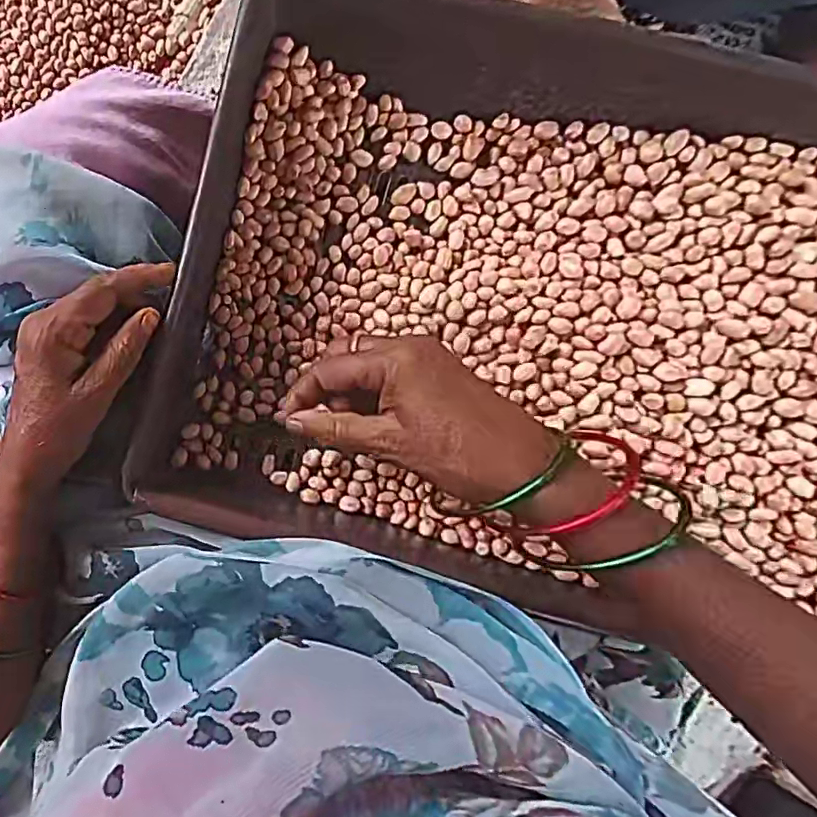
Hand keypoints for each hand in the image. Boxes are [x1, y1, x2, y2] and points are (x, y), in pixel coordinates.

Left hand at [0, 262, 174, 490]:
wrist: (25, 462)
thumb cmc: (58, 434)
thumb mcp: (97, 394)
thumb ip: (124, 351)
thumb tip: (151, 314)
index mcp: (52, 330)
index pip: (100, 290)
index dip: (137, 278)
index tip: (170, 272)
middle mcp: (41, 321)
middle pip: (93, 293)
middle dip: (132, 290)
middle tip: (169, 293)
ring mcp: (39, 331)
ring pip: (87, 304)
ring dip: (121, 303)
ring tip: (156, 306)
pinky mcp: (43, 343)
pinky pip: (80, 320)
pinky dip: (106, 319)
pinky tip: (129, 325)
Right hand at [278, 334, 559, 504]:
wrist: (529, 470)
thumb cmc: (461, 455)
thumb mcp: (388, 442)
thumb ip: (334, 427)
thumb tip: (294, 421)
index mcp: (396, 357)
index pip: (329, 368)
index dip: (301, 394)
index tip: (287, 420)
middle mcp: (409, 346)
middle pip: (344, 357)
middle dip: (323, 388)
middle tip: (314, 422)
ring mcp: (426, 357)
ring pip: (365, 365)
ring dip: (346, 392)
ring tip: (343, 427)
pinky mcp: (436, 371)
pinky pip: (388, 373)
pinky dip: (370, 394)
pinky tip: (368, 422)